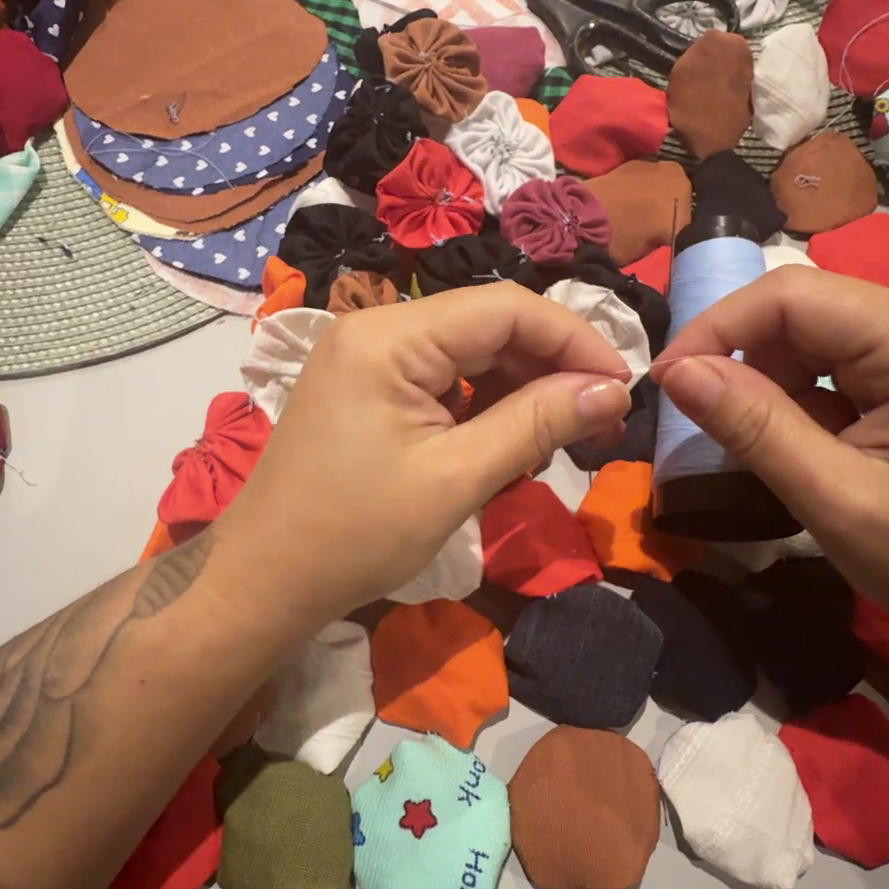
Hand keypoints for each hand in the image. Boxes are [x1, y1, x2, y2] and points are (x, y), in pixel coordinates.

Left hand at [209, 282, 632, 627]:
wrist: (265, 580)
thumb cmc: (355, 534)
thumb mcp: (456, 479)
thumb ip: (535, 423)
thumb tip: (612, 389)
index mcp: (389, 336)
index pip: (505, 308)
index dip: (573, 339)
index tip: (623, 385)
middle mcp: (376, 328)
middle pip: (487, 324)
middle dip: (549, 367)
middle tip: (600, 420)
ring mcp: (366, 356)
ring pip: (467, 352)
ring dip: (519, 389)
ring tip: (560, 438)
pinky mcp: (366, 387)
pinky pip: (439, 377)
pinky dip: (481, 404)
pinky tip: (507, 440)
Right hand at [652, 266, 888, 656]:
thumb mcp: (840, 504)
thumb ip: (756, 429)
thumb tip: (676, 373)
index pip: (795, 295)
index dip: (717, 327)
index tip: (667, 382)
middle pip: (808, 307)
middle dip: (746, 357)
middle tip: (714, 423)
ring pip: (819, 331)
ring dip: (774, 379)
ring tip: (773, 445)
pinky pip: (845, 356)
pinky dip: (806, 394)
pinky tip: (813, 443)